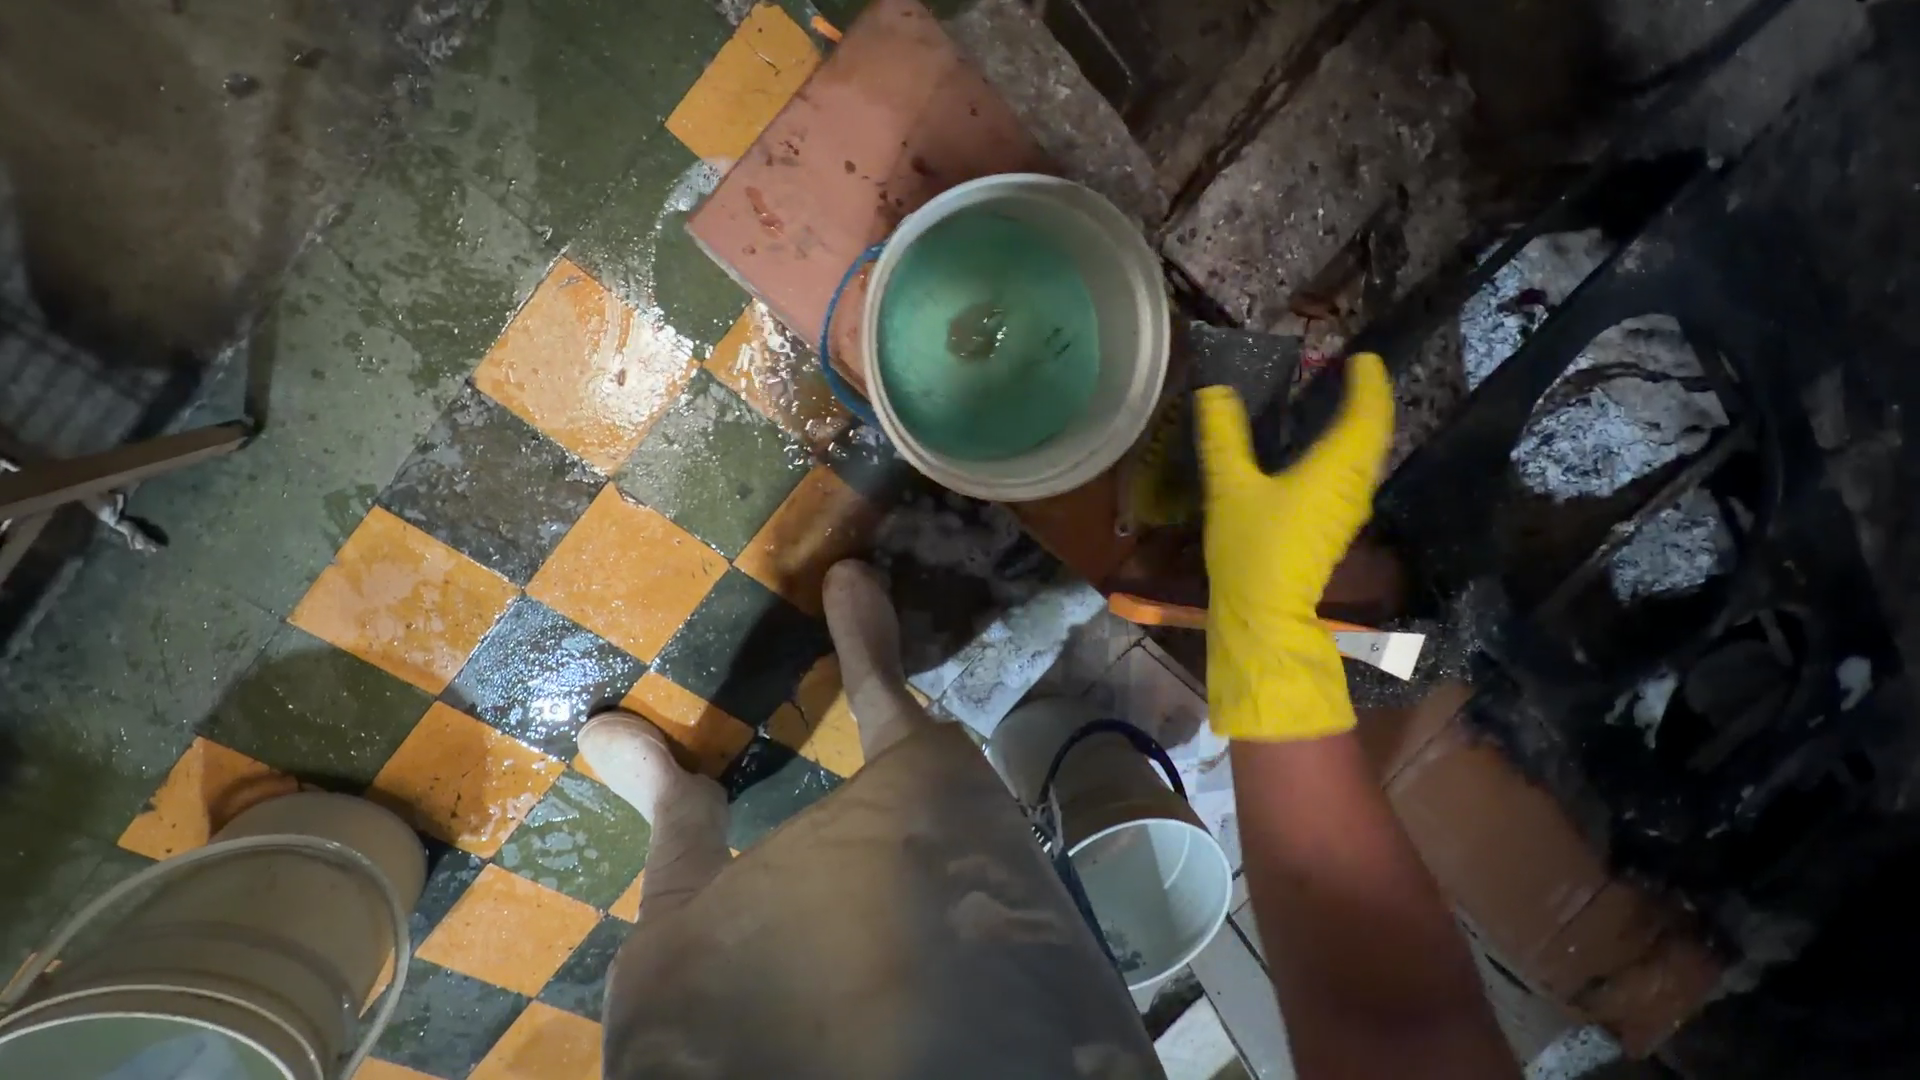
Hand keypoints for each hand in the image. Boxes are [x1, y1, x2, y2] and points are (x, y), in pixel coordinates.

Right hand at [1195, 353, 1394, 739]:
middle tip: (1349, 373)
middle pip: (1375, 432)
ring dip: (1361, 425)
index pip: (1366, 413)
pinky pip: (1355, 474)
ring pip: (1368, 455)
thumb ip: (1223, 437)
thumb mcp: (1229, 488)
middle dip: (1369, 399)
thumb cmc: (1251, 548)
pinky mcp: (1336, 526)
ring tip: (1341, 401)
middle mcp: (1354, 484)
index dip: (1368, 382)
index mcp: (1335, 468)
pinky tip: (1325, 450)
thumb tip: (1215, 392)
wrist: (1265, 613)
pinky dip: (1349, 450)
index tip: (1359, 358)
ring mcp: (1349, 509)